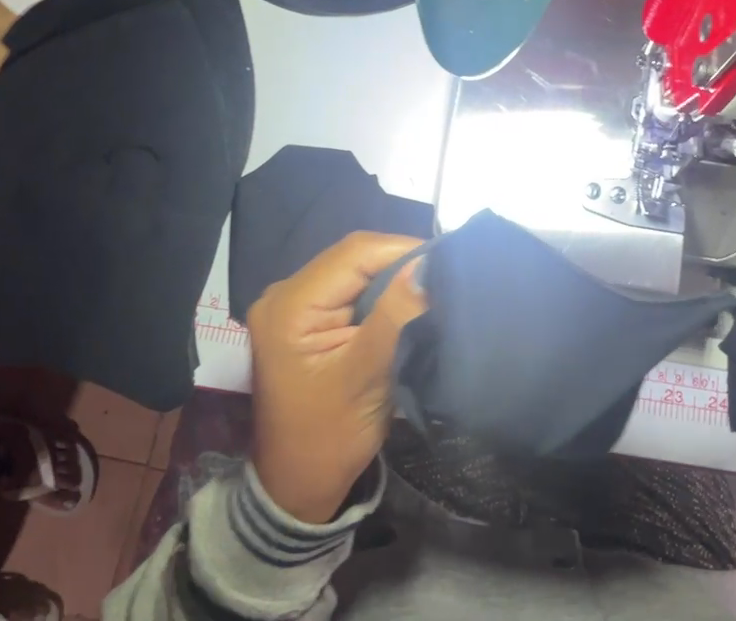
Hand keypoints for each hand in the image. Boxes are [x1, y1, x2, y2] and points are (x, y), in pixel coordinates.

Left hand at [246, 231, 426, 522]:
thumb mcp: (366, 377)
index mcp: (290, 305)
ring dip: (395, 277)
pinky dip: (382, 294)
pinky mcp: (308, 318)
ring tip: (435, 286)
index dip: (405, 249)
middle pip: (354, 257)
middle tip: (448, 275)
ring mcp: (295, 305)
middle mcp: (285, 294)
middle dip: (402, 262)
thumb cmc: (328, 439)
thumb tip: (429, 264)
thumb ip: (396, 317)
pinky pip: (351, 290)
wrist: (297, 486)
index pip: (355, 253)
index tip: (450, 263)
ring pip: (356, 271)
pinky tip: (409, 302)